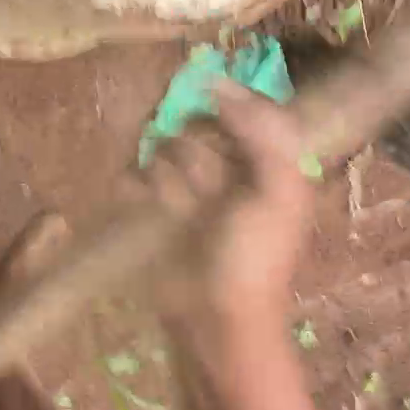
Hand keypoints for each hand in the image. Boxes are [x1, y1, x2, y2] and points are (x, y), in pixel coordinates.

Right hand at [149, 82, 314, 320]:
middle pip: (195, 126)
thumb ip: (262, 135)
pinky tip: (149, 210)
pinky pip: (132, 178)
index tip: (209, 104)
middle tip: (206, 187)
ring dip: (168, 177)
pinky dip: (135, 190)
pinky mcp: (151, 210)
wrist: (215, 320)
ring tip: (181, 210)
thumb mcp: (277, 193)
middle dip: (195, 154)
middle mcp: (223, 169)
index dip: (226, 104)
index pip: (240, 108)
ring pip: (162, 151)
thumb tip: (220, 88)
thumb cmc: (254, 259)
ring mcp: (185, 189)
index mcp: (263, 162)